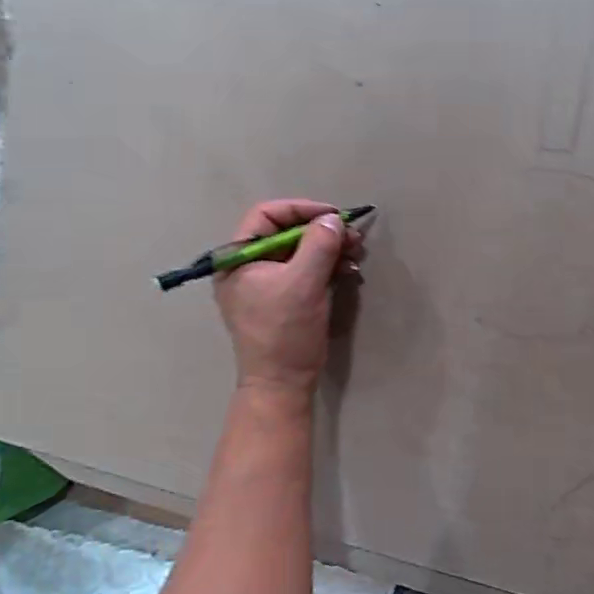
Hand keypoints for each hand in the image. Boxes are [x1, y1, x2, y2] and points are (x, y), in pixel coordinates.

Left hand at [214, 199, 362, 395]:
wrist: (282, 384)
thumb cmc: (285, 332)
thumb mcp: (304, 283)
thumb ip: (319, 244)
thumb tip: (334, 219)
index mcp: (236, 257)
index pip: (267, 215)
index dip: (302, 209)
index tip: (334, 216)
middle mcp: (246, 265)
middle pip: (285, 232)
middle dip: (321, 231)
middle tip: (353, 236)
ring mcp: (264, 283)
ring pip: (299, 251)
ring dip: (328, 248)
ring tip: (356, 253)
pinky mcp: (281, 298)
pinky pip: (303, 271)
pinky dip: (326, 267)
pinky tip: (348, 270)